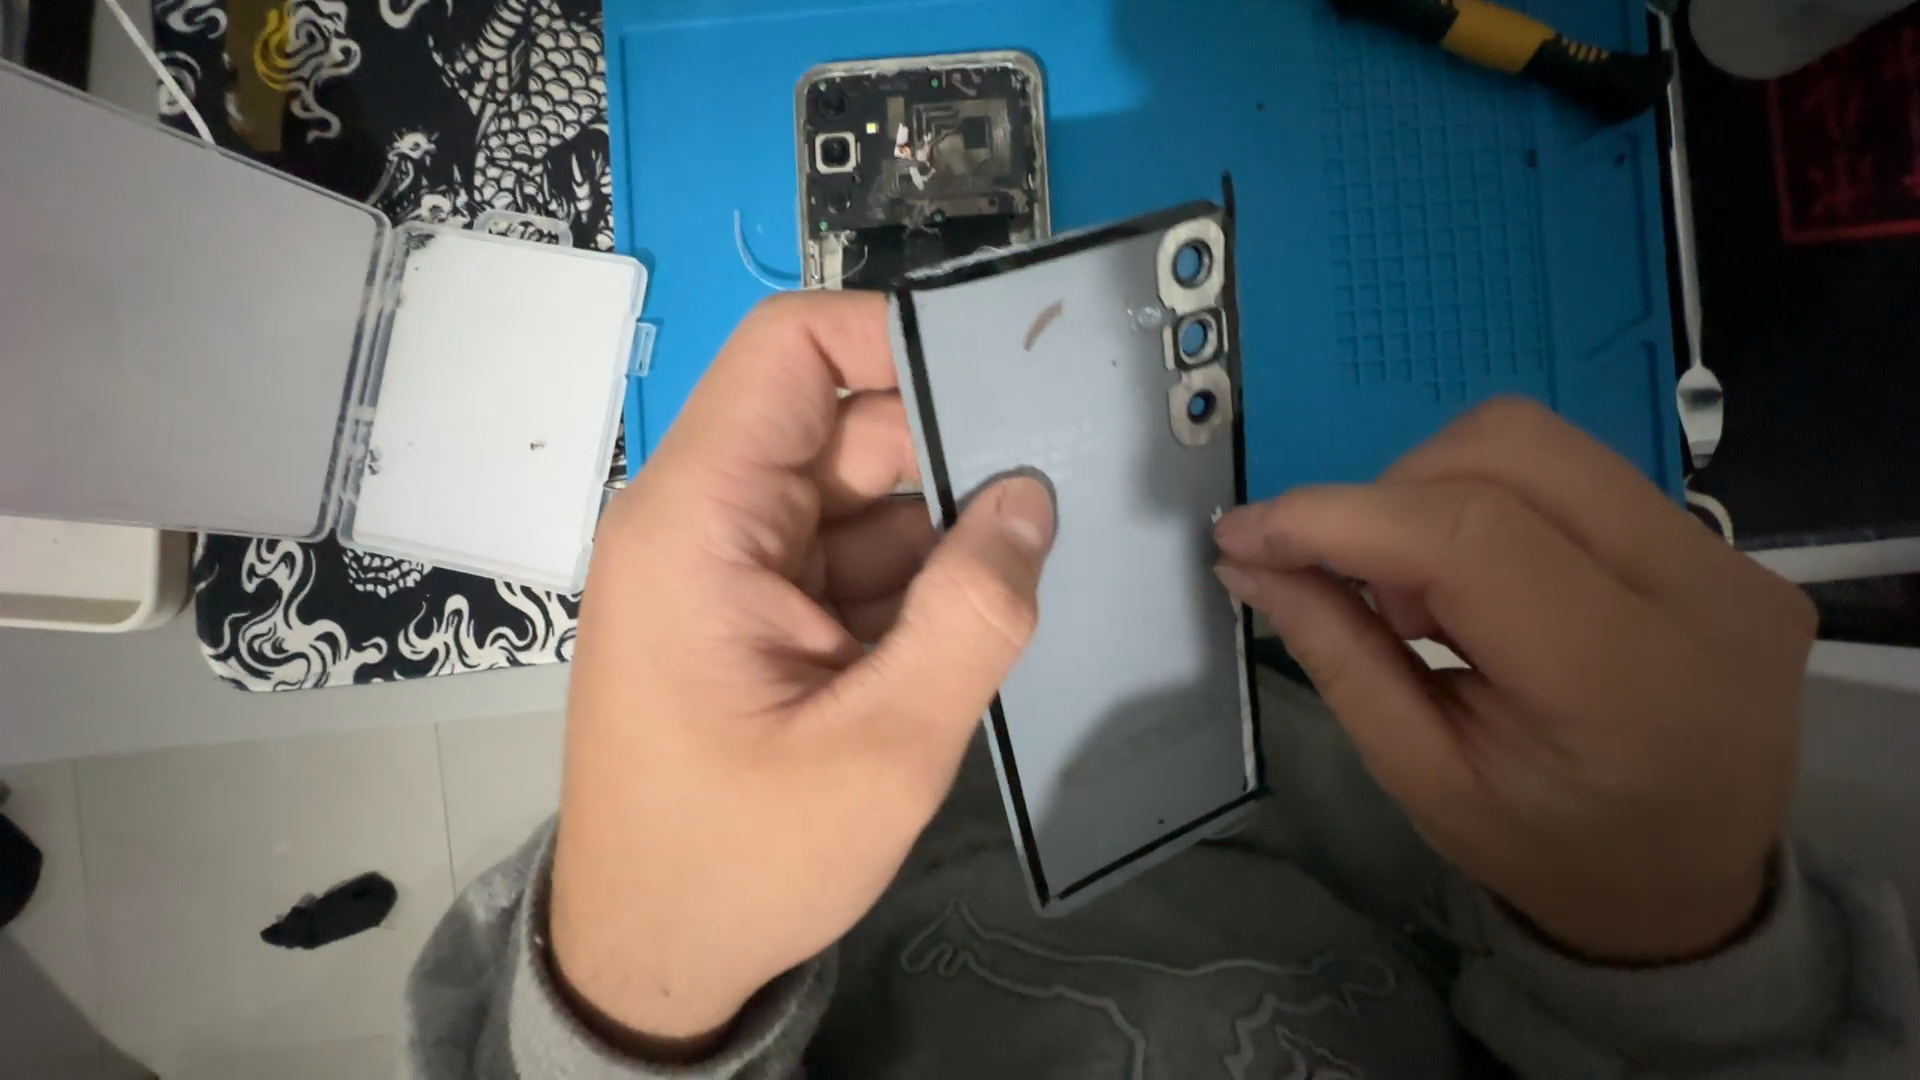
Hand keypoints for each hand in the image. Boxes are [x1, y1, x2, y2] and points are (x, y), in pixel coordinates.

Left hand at [550, 293, 1054, 1052]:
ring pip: (863, 497)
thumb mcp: (880, 748)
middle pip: (842, 428)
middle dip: (948, 449)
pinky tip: (984, 605)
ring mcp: (738, 568)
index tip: (996, 365)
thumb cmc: (742, 861)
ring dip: (944, 525)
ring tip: (1035, 552)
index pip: (789, 354)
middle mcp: (708, 521)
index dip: (888, 334)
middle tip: (1057, 479)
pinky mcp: (764, 613)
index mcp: (699, 520)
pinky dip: (921, 575)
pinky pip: (858, 557)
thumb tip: (1031, 499)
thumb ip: (971, 616)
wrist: (657, 958)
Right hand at [1213, 399, 1815, 964]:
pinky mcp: (1708, 537)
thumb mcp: (1415, 772)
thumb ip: (1333, 652)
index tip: (1240, 536)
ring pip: (1525, 440)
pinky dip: (1469, 502)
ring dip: (1426, 496)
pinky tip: (1473, 583)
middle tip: (1372, 594)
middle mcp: (1694, 585)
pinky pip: (1554, 467)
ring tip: (1425, 596)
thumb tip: (1246, 561)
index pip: (1464, 537)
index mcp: (1620, 679)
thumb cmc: (1540, 844)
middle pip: (1501, 450)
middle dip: (1382, 500)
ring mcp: (1719, 551)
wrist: (1687, 879)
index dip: (1331, 517)